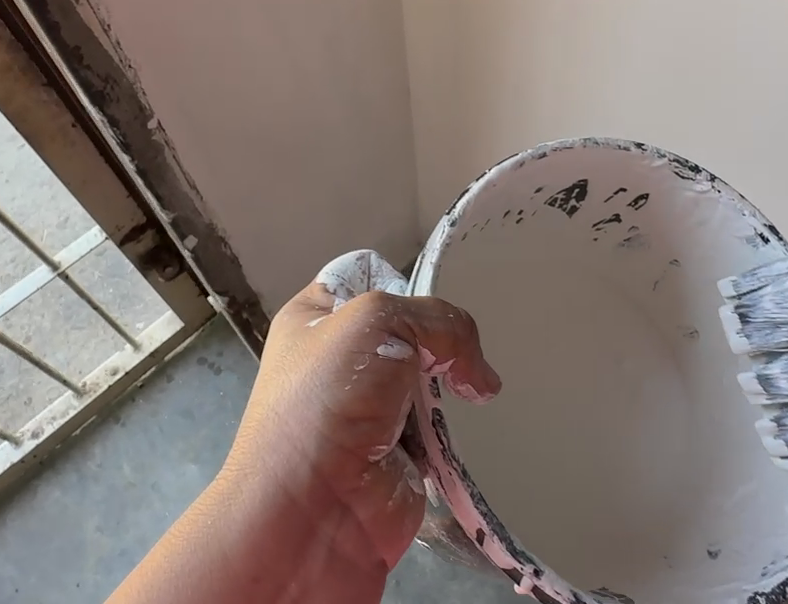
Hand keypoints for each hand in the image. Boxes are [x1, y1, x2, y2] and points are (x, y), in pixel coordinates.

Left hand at [225, 250, 500, 574]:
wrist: (308, 513)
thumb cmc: (328, 398)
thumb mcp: (379, 321)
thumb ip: (442, 322)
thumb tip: (480, 375)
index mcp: (317, 316)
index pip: (370, 275)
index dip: (402, 282)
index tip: (424, 302)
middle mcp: (340, 357)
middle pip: (410, 329)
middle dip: (436, 341)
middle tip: (450, 357)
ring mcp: (367, 408)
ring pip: (428, 378)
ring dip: (447, 388)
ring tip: (459, 395)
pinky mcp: (394, 453)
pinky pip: (435, 429)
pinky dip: (448, 432)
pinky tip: (451, 434)